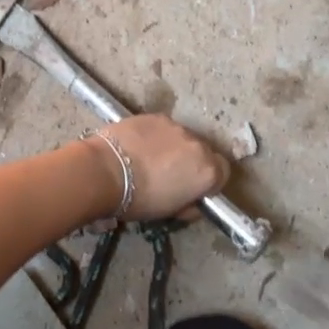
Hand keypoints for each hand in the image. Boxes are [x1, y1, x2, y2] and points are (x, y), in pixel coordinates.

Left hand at [85, 114, 229, 220]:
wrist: (106, 170)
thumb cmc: (139, 199)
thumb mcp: (169, 212)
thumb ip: (189, 204)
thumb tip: (192, 202)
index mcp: (207, 171)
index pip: (223, 173)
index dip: (209, 181)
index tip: (193, 189)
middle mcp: (198, 145)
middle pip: (203, 152)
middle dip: (191, 162)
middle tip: (170, 175)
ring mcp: (176, 126)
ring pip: (182, 138)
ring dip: (173, 147)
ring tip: (150, 159)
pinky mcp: (155, 116)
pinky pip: (163, 128)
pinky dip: (156, 136)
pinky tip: (138, 146)